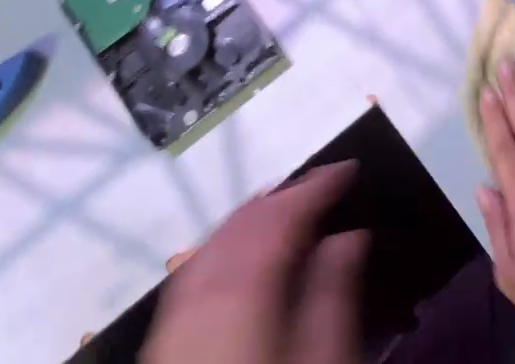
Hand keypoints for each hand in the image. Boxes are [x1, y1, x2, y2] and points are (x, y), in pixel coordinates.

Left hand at [142, 161, 366, 363]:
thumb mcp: (326, 362)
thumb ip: (335, 294)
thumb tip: (349, 237)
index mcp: (244, 296)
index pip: (280, 219)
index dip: (315, 186)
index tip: (349, 169)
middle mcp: (200, 299)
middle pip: (238, 227)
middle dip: (281, 197)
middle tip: (323, 185)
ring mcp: (173, 328)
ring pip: (211, 248)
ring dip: (251, 220)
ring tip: (289, 210)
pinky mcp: (164, 352)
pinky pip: (194, 277)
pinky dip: (225, 250)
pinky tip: (243, 259)